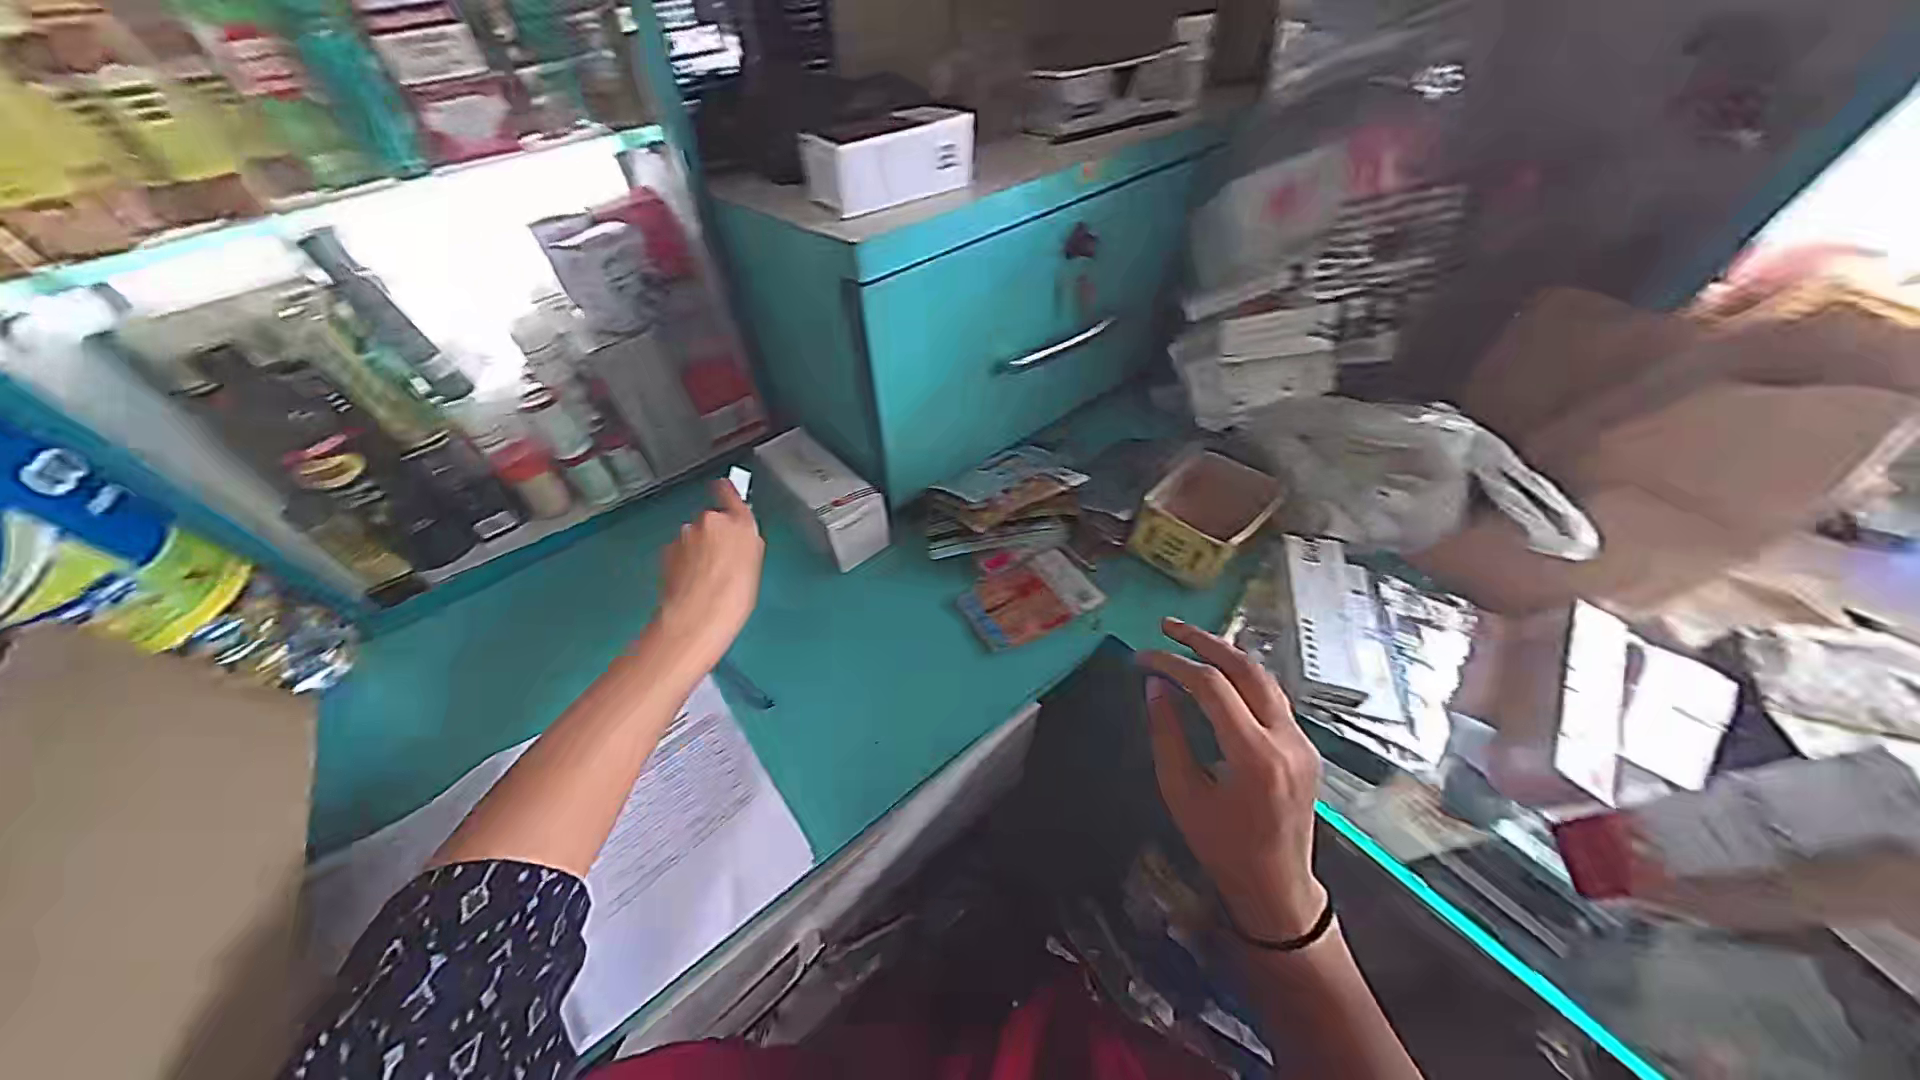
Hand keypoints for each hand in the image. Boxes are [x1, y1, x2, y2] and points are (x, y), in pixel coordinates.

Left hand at [652, 478, 763, 669]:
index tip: (723, 486)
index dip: (726, 490)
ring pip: (695, 535)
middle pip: (712, 519)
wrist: (697, 616)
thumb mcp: (754, 566)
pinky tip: (693, 580)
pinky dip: (685, 560)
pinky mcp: (667, 550)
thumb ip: (746, 543)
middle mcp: (711, 522)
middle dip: (715, 533)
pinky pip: (680, 550)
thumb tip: (738, 538)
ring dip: (699, 548)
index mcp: (739, 523)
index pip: (729, 493)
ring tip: (708, 576)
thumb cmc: (734, 596)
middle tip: (723, 559)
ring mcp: (686, 535)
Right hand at [1140, 617, 1326, 941]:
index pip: (1211, 686)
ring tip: (1189, 640)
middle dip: (1204, 641)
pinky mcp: (1303, 746)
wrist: (1276, 885)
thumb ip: (1167, 733)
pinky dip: (1241, 677)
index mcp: (1254, 755)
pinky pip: (1271, 697)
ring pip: (1264, 678)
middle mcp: (1286, 740)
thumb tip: (1156, 685)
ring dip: (1225, 654)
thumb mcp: (1181, 791)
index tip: (1142, 658)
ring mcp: (1301, 741)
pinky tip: (1218, 672)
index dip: (1172, 664)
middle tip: (1168, 627)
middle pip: (1246, 669)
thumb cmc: (1221, 845)